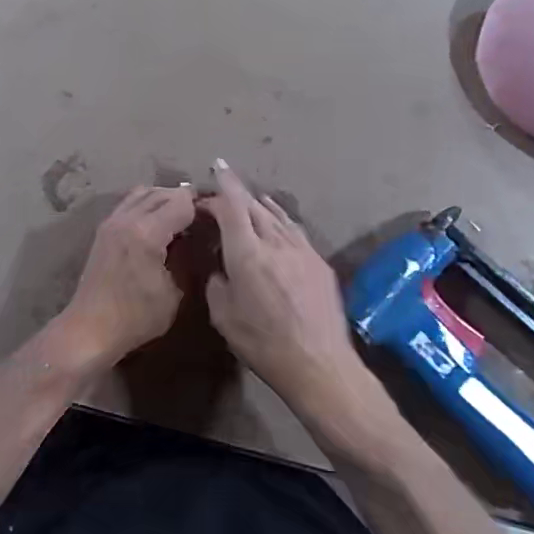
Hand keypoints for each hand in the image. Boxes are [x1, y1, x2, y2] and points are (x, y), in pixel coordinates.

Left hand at [58, 185, 197, 363]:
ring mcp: (112, 221)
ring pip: (143, 192)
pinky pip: (129, 202)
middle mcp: (127, 219)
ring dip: (164, 198)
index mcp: (147, 233)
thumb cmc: (136, 317)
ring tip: (180, 215)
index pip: (181, 202)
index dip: (200, 206)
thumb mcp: (173, 293)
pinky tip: (157, 220)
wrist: (90, 328)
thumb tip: (193, 240)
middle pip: (162, 193)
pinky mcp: (104, 228)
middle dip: (184, 199)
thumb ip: (185, 259)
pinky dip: (146, 203)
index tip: (215, 216)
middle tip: (202, 215)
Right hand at [200, 160, 357, 406]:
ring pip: (276, 215)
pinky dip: (280, 218)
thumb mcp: (223, 317)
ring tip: (249, 197)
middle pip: (253, 205)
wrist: (319, 364)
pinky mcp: (319, 261)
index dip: (221, 186)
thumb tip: (220, 265)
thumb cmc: (263, 344)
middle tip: (222, 188)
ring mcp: (301, 249)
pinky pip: (294, 229)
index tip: (214, 170)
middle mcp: (274, 241)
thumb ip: (217, 282)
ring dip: (259, 203)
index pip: (232, 206)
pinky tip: (277, 219)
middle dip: (236, 192)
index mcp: (246, 253)